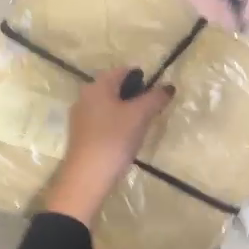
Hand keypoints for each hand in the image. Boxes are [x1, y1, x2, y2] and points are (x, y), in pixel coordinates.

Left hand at [40, 67, 174, 224]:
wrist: (87, 176)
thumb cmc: (114, 139)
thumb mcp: (140, 116)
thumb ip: (155, 98)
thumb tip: (168, 87)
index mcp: (98, 86)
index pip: (123, 71)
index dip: (143, 79)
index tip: (156, 95)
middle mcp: (85, 96)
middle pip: (115, 88)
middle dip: (134, 96)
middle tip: (151, 111)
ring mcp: (80, 116)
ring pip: (108, 106)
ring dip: (126, 111)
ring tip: (141, 127)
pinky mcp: (81, 135)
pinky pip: (102, 121)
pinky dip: (116, 124)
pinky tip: (125, 139)